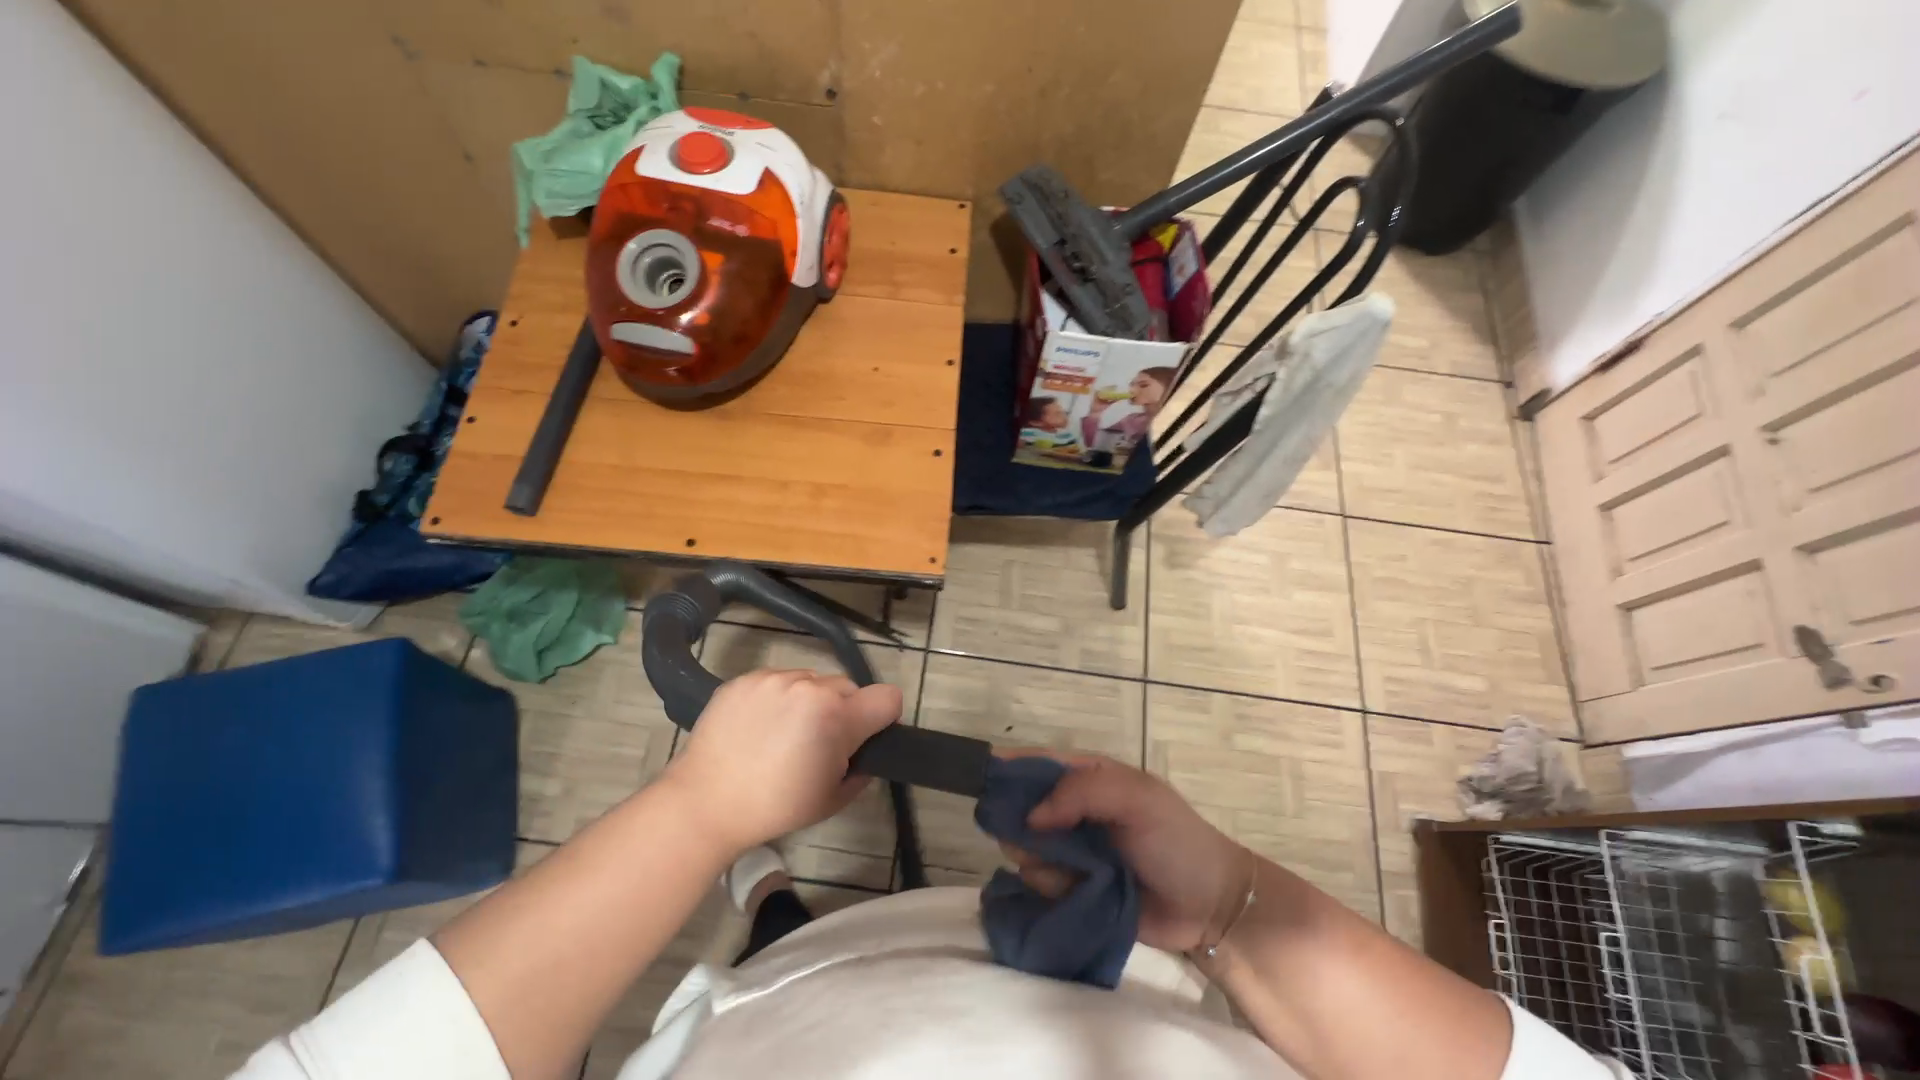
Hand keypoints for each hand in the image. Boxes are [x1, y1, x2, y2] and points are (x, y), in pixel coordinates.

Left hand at [664, 669, 901, 855]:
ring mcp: (774, 678)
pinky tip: (758, 727)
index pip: (888, 697)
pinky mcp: (744, 679)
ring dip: (809, 702)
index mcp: (837, 717)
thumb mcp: (833, 798)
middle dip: (843, 711)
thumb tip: (861, 752)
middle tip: (818, 743)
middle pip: (848, 688)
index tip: (865, 737)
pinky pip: (777, 681)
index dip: (883, 717)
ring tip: (783, 734)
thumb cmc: (776, 807)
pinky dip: (777, 699)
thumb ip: (860, 770)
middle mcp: (809, 687)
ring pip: (812, 682)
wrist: (706, 802)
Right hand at [1007, 753, 1248, 952]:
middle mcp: (1073, 812)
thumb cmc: (1176, 841)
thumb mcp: (1136, 799)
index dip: (1008, 769)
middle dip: (1022, 825)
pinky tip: (1079, 892)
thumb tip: (1030, 816)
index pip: (1037, 763)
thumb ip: (1080, 793)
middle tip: (1041, 839)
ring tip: (1077, 872)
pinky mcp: (1072, 889)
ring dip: (1042, 862)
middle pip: (1020, 809)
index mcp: (1089, 778)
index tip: (983, 780)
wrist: (1209, 907)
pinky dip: (1052, 888)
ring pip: (1024, 850)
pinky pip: (1039, 884)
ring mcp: (1072, 852)